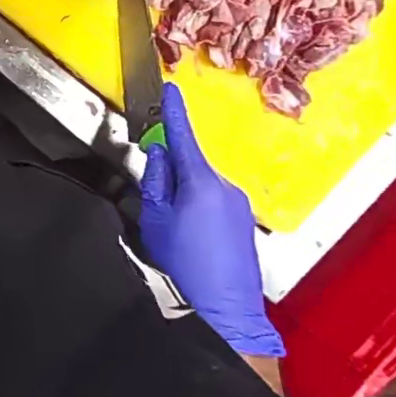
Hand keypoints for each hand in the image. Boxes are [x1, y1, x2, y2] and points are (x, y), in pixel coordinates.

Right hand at [138, 84, 282, 356]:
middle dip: (170, 172)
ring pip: (201, 185)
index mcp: (201, 182)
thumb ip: (155, 180)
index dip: (174, 111)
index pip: (184, 137)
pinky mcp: (243, 221)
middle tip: (152, 199)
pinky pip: (214, 201)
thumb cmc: (183, 263)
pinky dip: (196, 207)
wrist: (225, 307)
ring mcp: (239, 204)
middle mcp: (226, 187)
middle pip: (191, 164)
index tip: (170, 89)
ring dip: (182, 194)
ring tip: (169, 227)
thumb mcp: (154, 219)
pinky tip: (186, 235)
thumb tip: (158, 153)